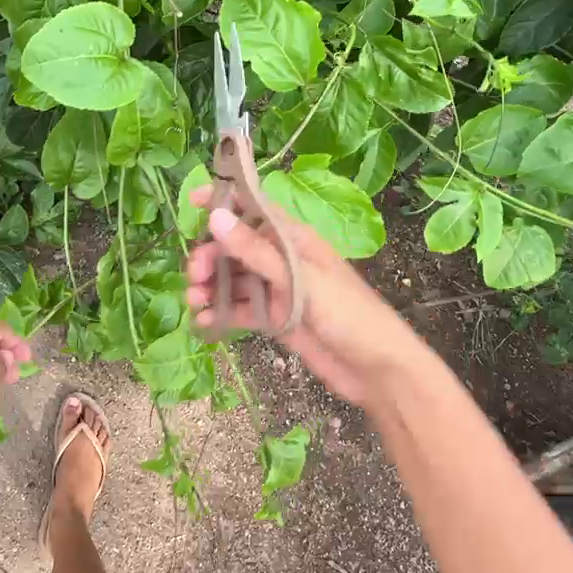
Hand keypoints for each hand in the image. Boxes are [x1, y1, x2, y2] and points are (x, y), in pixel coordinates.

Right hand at [186, 190, 416, 406]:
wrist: (380, 371)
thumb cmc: (350, 315)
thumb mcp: (301, 280)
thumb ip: (257, 252)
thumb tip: (216, 217)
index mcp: (294, 239)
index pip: (253, 207)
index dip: (224, 201)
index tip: (193, 201)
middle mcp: (282, 259)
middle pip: (235, 246)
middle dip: (210, 256)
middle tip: (196, 276)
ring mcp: (278, 289)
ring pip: (234, 278)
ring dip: (211, 285)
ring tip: (195, 301)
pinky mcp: (276, 318)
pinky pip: (241, 309)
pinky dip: (220, 312)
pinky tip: (204, 322)